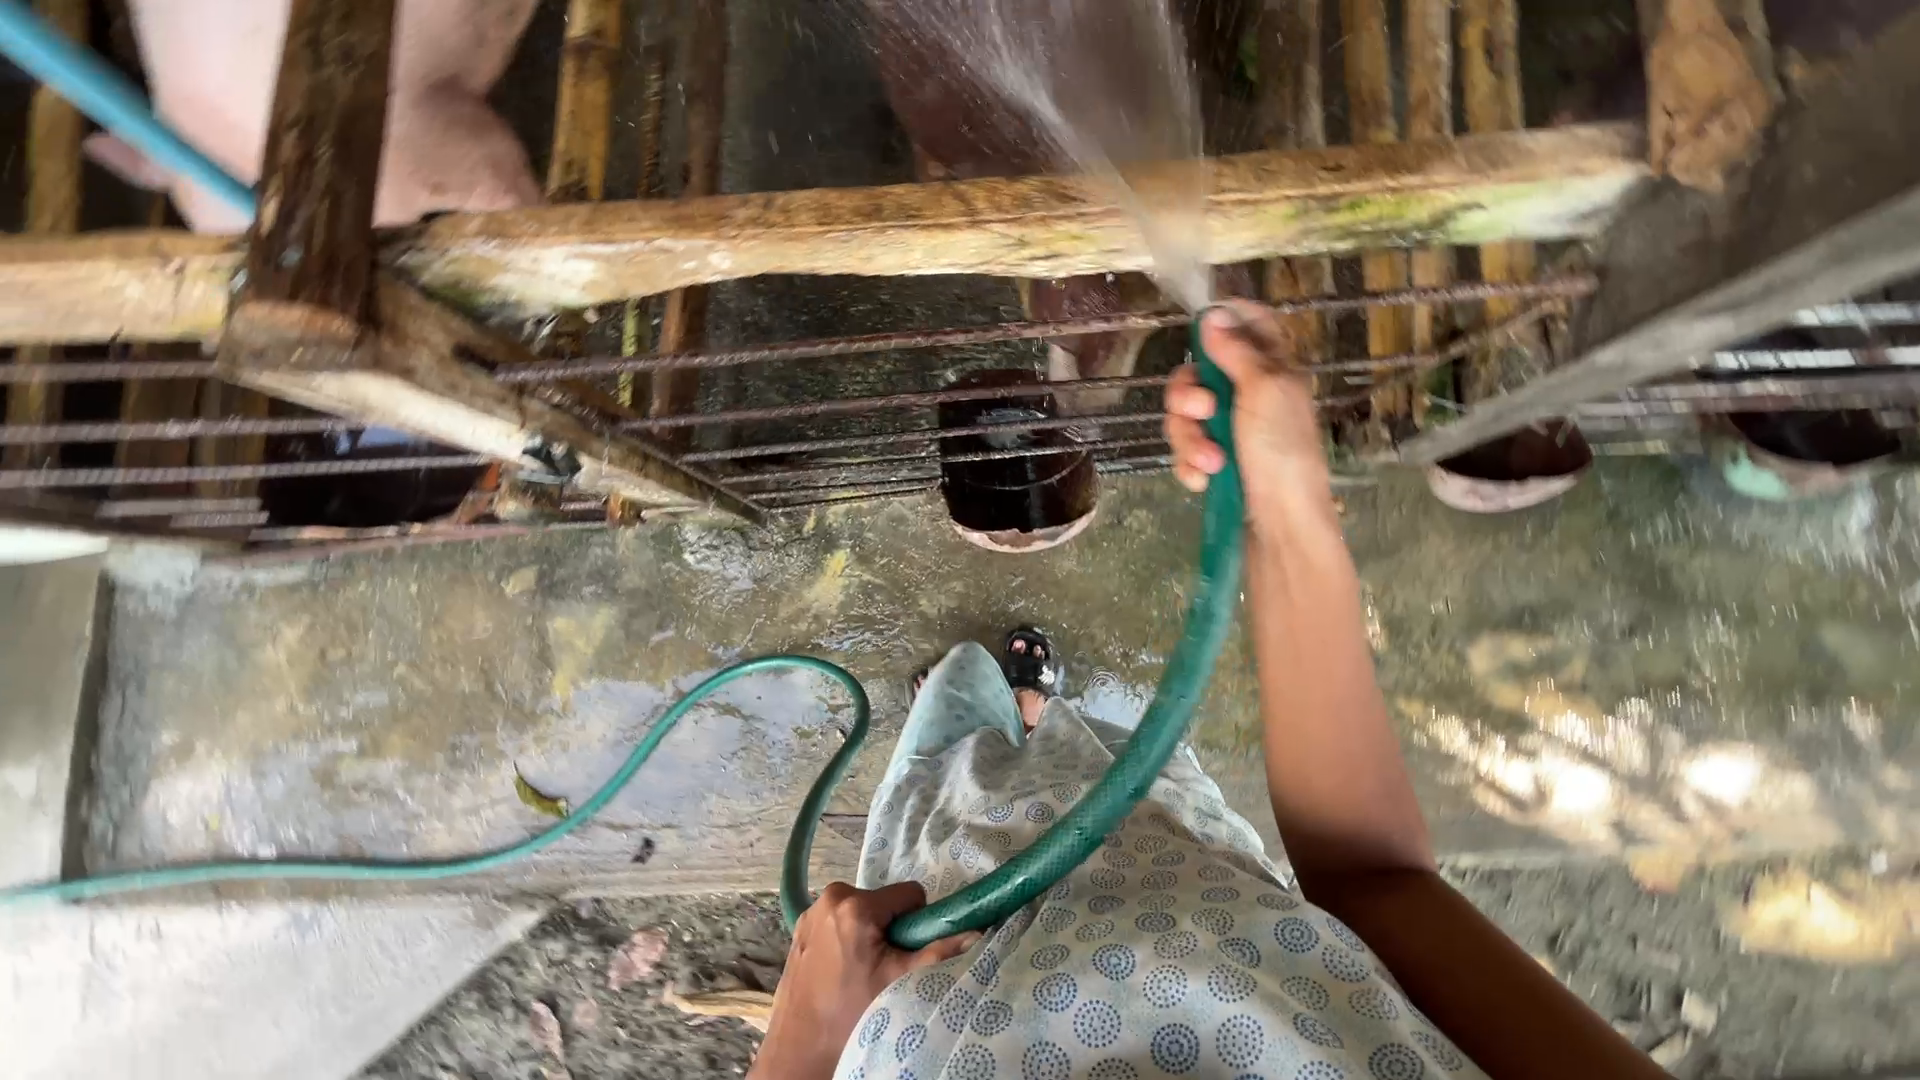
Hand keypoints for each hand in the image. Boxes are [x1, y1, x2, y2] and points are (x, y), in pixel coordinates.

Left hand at [750, 882, 981, 1079]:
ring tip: (860, 973)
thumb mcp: (900, 982)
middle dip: (890, 930)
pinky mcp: (800, 928)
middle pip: (883, 902)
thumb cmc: (850, 1017)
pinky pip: (839, 921)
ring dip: (868, 935)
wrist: (798, 1056)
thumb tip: (976, 932)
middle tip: (882, 967)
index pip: (909, 894)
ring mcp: (811, 912)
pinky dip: (847, 939)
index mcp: (854, 904)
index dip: (916, 923)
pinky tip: (840, 972)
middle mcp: (829, 898)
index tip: (906, 953)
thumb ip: (939, 952)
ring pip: (862, 912)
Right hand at [1164, 300, 1334, 529]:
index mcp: (1272, 370)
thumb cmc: (1281, 452)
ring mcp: (1230, 431)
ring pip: (1185, 417)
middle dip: (1188, 396)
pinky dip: (1189, 465)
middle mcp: (1249, 395)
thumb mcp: (1263, 391)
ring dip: (1190, 440)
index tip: (1201, 330)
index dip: (1226, 320)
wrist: (1280, 525)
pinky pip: (1185, 451)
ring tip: (1209, 463)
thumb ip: (1236, 351)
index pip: (1251, 325)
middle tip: (1200, 411)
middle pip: (1198, 374)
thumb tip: (1213, 313)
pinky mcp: (1214, 462)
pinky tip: (1201, 481)